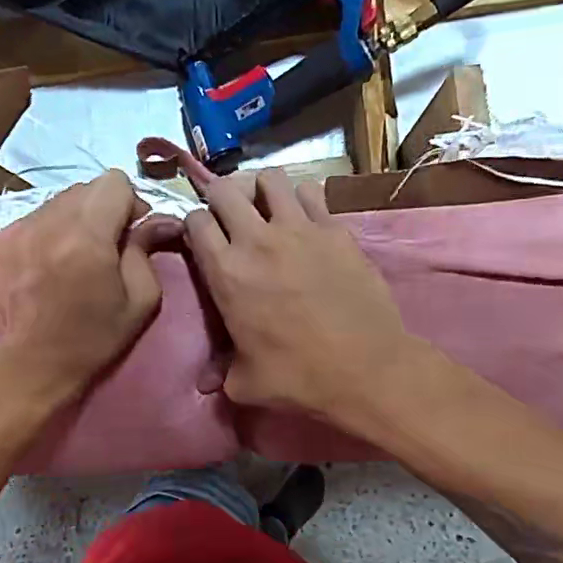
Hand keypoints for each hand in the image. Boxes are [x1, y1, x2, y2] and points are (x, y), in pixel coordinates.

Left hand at [0, 170, 179, 395]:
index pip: (115, 181)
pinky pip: (35, 216)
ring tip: (76, 254)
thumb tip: (160, 219)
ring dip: (75, 218)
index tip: (131, 232)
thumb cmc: (94, 335)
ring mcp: (20, 228)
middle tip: (107, 244)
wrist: (35, 362)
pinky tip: (50, 261)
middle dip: (103, 208)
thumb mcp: (140, 299)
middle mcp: (50, 221)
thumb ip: (147, 248)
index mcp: (88, 235)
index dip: (130, 202)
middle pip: (86, 187)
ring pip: (59, 200)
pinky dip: (49, 230)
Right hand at [183, 169, 418, 422]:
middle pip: (225, 189)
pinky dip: (302, 200)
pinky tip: (307, 220)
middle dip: (221, 197)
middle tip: (230, 216)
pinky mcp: (335, 229)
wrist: (366, 369)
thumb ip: (220, 373)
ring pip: (270, 179)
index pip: (196, 221)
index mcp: (226, 272)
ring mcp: (299, 228)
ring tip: (268, 209)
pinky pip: (312, 193)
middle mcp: (256, 240)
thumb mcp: (245, 383)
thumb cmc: (299, 376)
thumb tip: (204, 384)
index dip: (196, 225)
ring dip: (262, 190)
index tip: (204, 239)